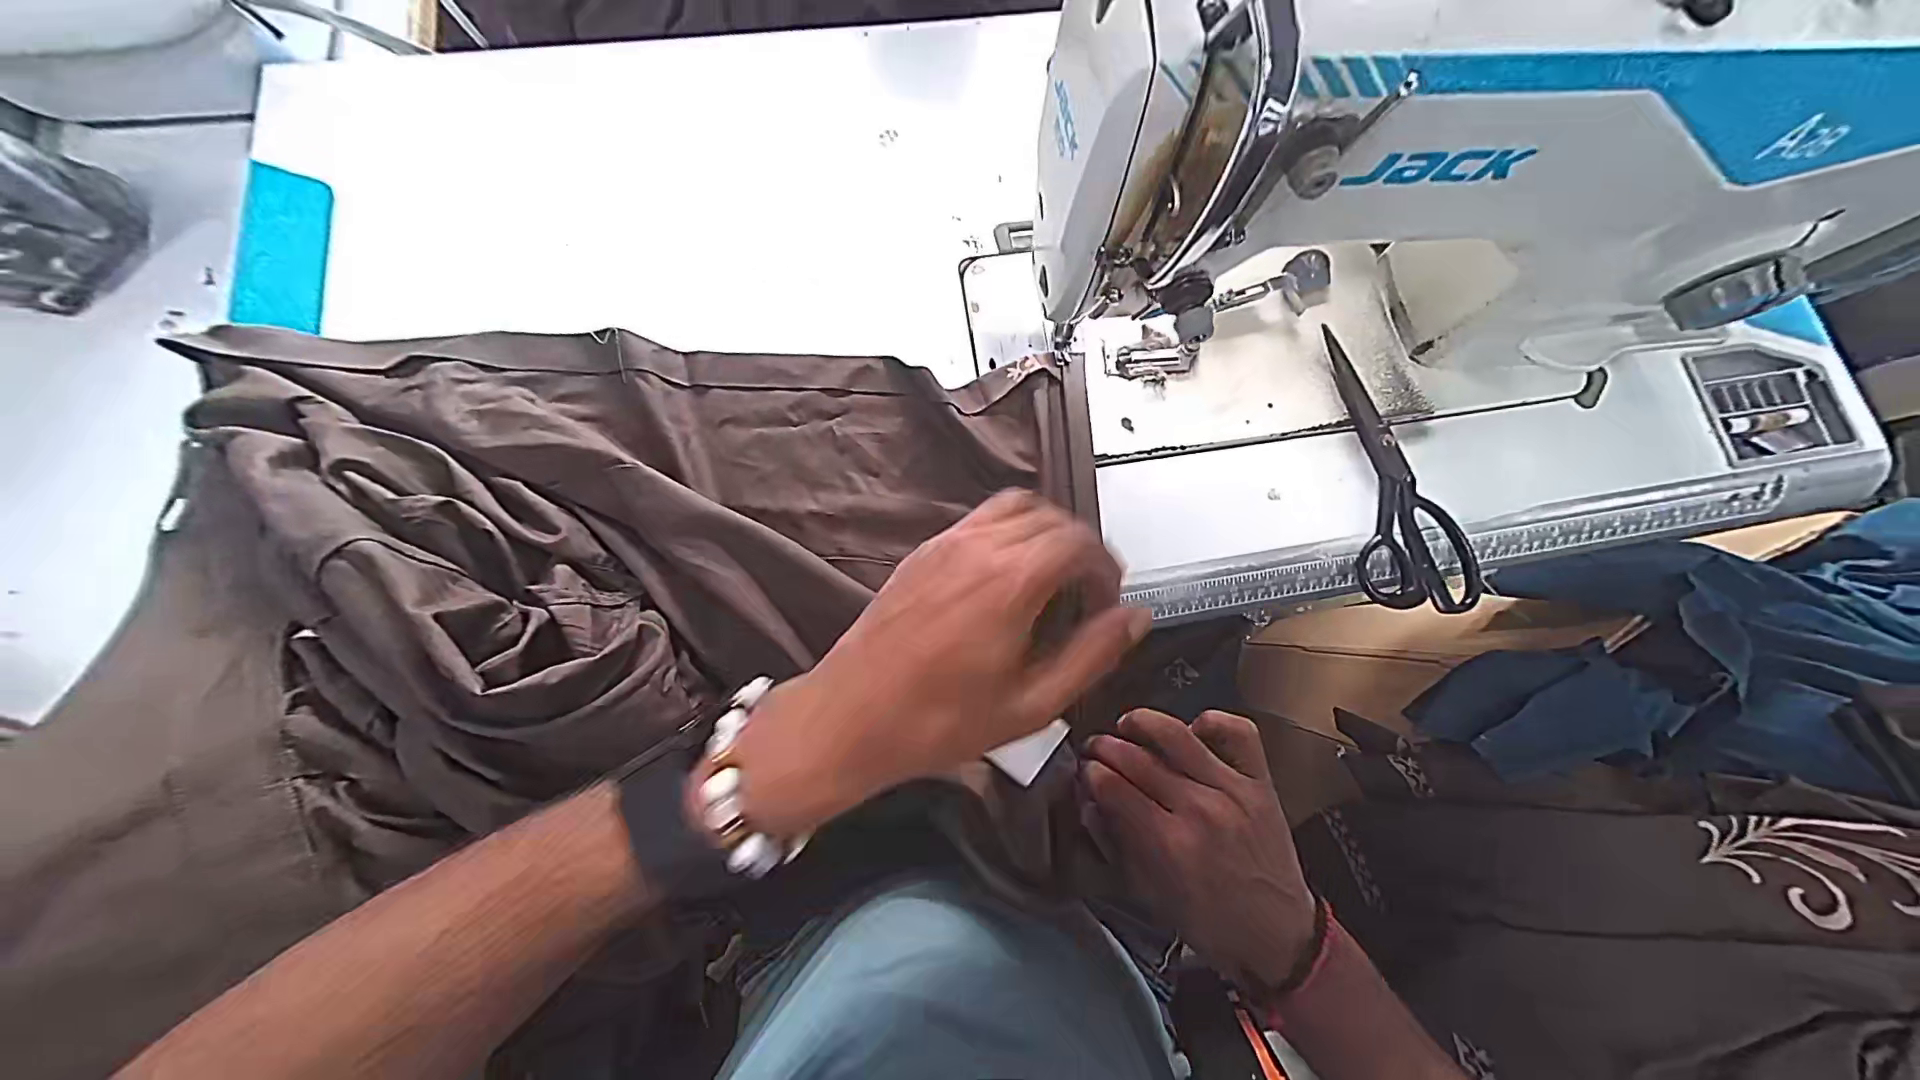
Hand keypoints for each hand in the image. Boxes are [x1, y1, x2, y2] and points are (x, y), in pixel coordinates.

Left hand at [729, 490, 1152, 836]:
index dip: (1106, 566)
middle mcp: (978, 547)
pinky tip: (1007, 576)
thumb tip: (1134, 618)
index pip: (1079, 541)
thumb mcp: (1031, 704)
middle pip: (1051, 516)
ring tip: (1053, 577)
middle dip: (1082, 546)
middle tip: (1088, 590)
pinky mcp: (922, 552)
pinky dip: (1008, 531)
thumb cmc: (937, 721)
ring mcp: (944, 544)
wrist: (850, 717)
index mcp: (1010, 581)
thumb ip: (1092, 655)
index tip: (1108, 599)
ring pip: (1014, 507)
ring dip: (1045, 531)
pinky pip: (978, 519)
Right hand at [1083, 709, 1317, 992]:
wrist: (1278, 938)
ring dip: (1141, 722)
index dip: (1090, 773)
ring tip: (1128, 726)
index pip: (1112, 786)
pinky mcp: (1260, 783)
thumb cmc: (1212, 922)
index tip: (1085, 772)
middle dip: (1104, 747)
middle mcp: (1200, 810)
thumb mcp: (1149, 894)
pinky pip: (1237, 732)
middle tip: (1095, 750)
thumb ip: (1113, 842)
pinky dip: (1211, 722)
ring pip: (1176, 733)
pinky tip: (1191, 731)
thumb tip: (1088, 802)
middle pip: (1135, 756)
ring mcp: (1233, 791)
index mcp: (1169, 845)